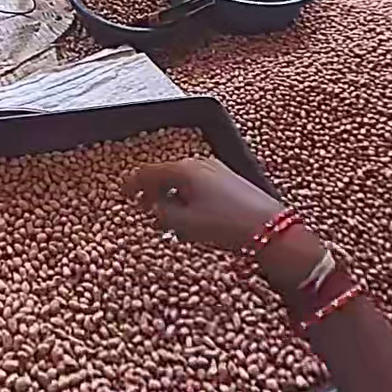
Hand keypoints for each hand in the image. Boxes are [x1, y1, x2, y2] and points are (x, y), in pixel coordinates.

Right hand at [124, 157, 285, 250]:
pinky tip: (189, 213)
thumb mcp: (183, 224)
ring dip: (171, 194)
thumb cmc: (223, 225)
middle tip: (142, 207)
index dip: (132, 184)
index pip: (149, 173)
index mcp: (183, 169)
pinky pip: (198, 184)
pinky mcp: (229, 180)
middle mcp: (199, 163)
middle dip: (152, 190)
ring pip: (183, 179)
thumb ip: (161, 213)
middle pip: (166, 173)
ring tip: (165, 215)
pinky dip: (187, 195)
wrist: (270, 228)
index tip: (121, 193)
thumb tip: (153, 207)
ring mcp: (216, 169)